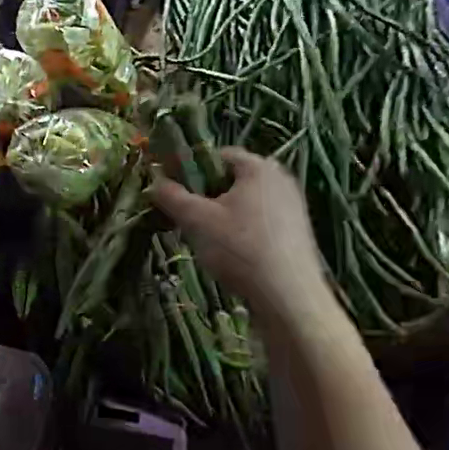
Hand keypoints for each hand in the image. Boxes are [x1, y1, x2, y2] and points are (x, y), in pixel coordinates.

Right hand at [147, 148, 338, 329]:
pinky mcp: (295, 230)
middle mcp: (280, 179)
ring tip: (202, 237)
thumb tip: (153, 182)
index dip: (188, 168)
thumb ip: (171, 196)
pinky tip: (228, 252)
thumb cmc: (239, 249)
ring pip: (243, 201)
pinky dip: (238, 229)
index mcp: (258, 167)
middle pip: (230, 178)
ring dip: (219, 213)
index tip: (170, 189)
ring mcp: (292, 205)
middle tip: (183, 216)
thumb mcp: (196, 220)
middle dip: (203, 194)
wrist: (288, 295)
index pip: (216, 154)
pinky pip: (257, 219)